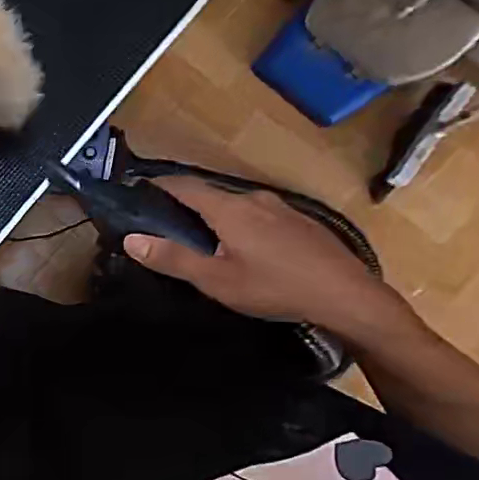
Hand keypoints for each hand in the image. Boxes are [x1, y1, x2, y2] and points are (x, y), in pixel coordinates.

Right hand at [121, 176, 413, 339]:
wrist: (345, 294)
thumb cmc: (276, 288)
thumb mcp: (217, 281)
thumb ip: (174, 259)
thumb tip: (133, 239)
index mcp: (229, 209)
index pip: (185, 185)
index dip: (159, 185)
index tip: (140, 190)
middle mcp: (254, 199)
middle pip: (211, 195)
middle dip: (187, 206)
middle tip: (169, 228)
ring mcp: (281, 208)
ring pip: (238, 207)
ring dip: (217, 219)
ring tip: (207, 244)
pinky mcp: (300, 221)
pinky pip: (261, 216)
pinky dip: (243, 226)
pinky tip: (248, 252)